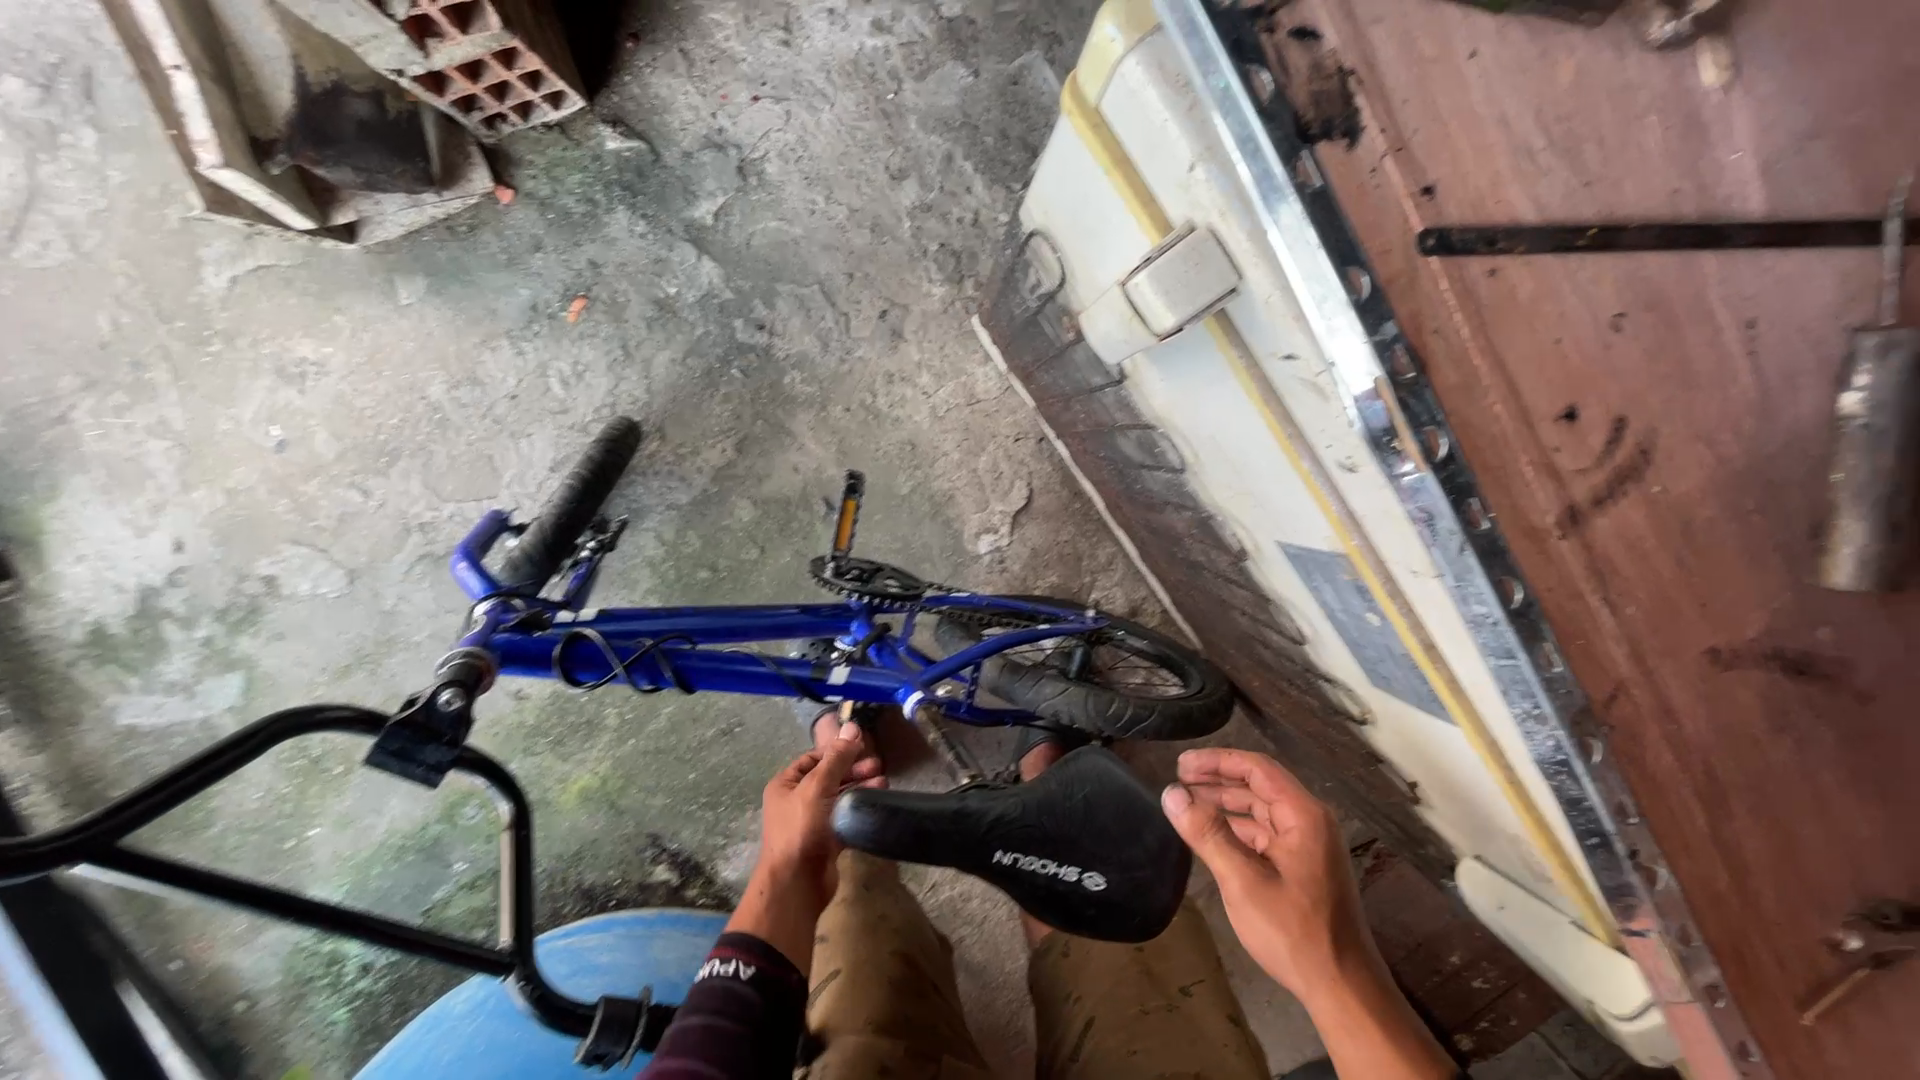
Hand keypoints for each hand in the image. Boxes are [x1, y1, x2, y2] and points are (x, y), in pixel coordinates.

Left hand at [756, 720, 869, 901]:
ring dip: (859, 788)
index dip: (838, 751)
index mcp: (786, 784)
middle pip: (829, 777)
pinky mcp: (826, 841)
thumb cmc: (801, 828)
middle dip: (853, 770)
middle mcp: (796, 801)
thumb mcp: (817, 786)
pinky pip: (844, 818)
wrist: (797, 883)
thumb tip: (852, 726)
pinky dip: (858, 809)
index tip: (863, 749)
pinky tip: (876, 804)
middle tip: (878, 768)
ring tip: (883, 784)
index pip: (814, 758)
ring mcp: (811, 822)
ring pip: (838, 798)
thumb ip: (837, 758)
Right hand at [1162, 749, 1455, 1079]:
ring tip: (1188, 804)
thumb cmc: (1294, 931)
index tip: (1180, 765)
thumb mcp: (1243, 880)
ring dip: (1225, 804)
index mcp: (1304, 816)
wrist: (1342, 987)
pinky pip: (1266, 835)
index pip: (1257, 768)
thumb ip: (1207, 833)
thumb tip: (1171, 794)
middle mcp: (1310, 823)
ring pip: (1261, 811)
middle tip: (1177, 781)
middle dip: (1217, 780)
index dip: (1217, 761)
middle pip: (1259, 786)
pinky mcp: (1303, 868)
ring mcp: (1309, 846)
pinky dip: (1237, 829)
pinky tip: (1212, 837)